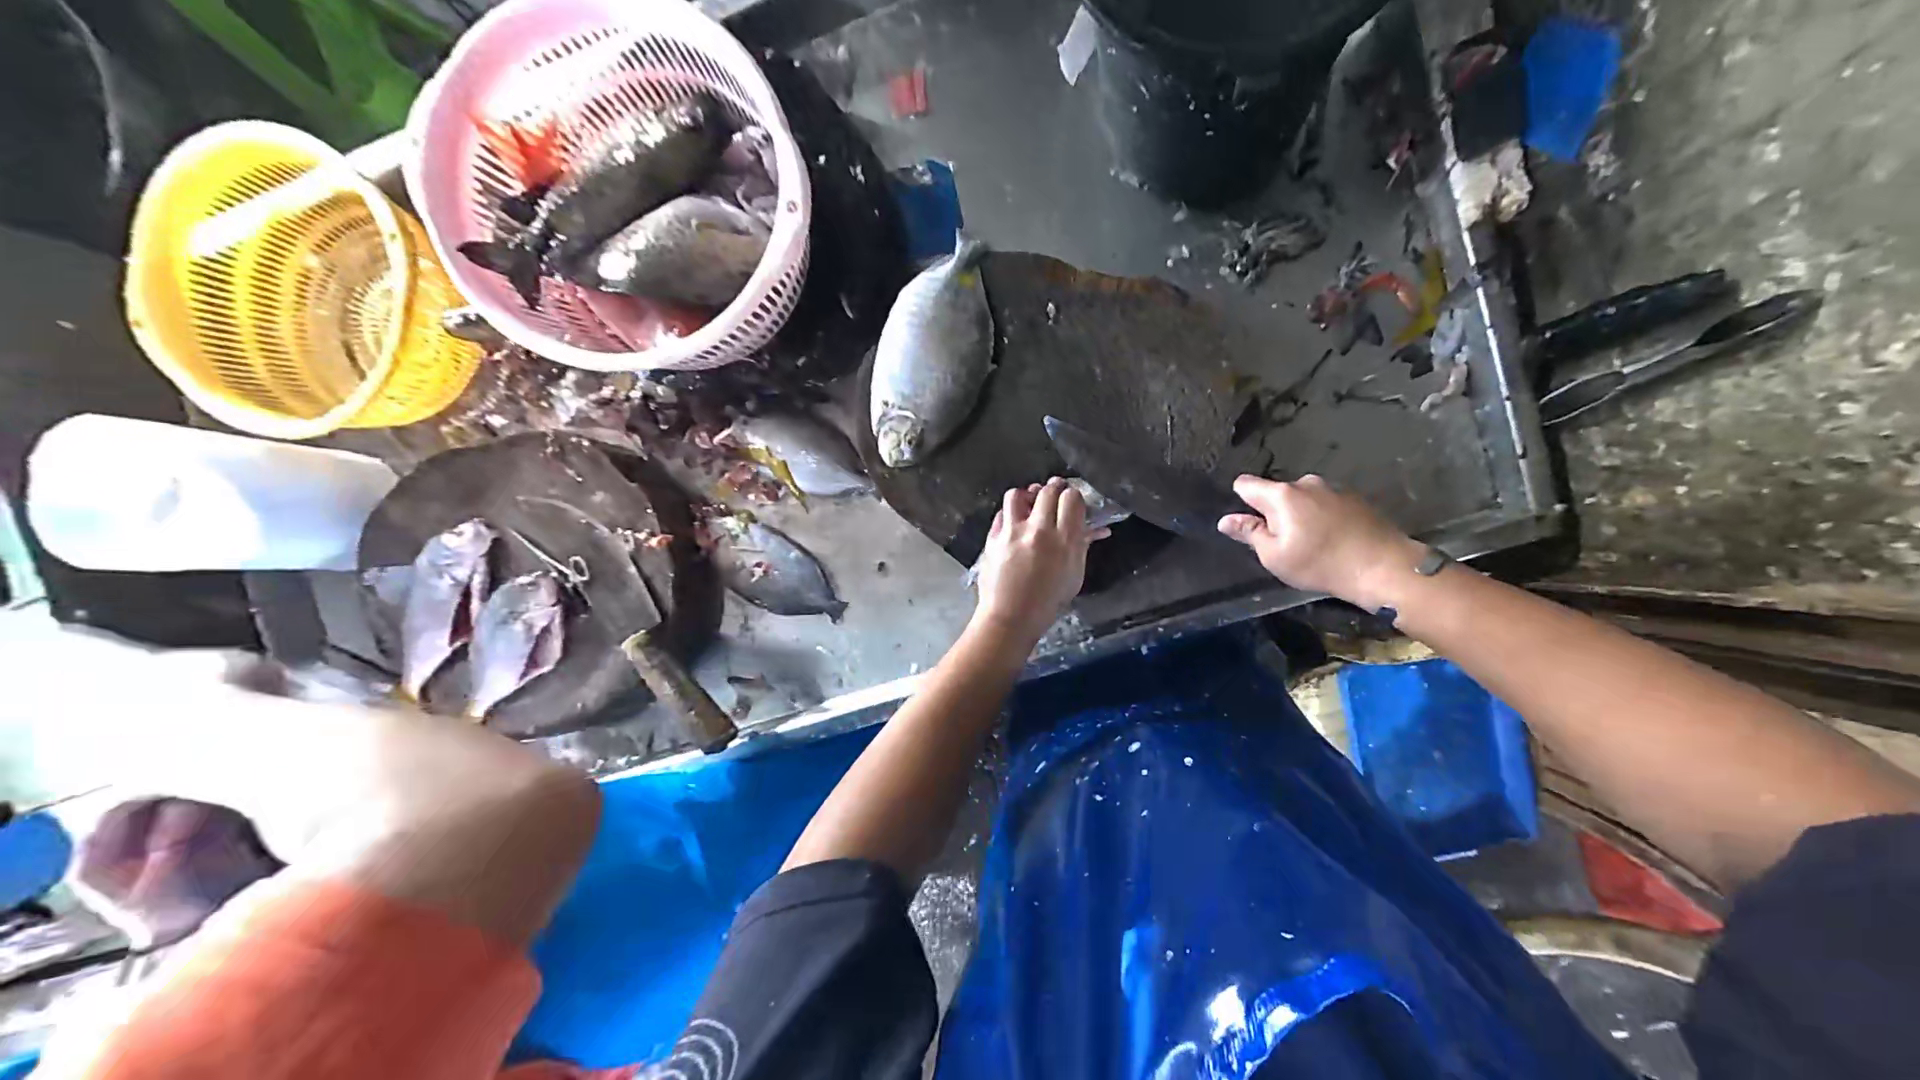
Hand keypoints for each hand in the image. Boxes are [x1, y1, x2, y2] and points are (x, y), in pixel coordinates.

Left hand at [972, 477, 1109, 643]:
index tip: (1073, 501)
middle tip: (1056, 494)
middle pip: (1047, 491)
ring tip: (1032, 504)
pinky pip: (1002, 513)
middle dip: (1054, 489)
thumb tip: (1094, 529)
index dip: (1074, 496)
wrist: (1011, 617)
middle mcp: (1038, 530)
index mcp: (1064, 541)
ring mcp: (1012, 532)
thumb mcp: (1074, 575)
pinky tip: (1016, 522)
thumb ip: (1082, 546)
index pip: (1072, 498)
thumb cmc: (1048, 602)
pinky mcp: (992, 538)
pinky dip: (1011, 513)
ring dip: (1027, 495)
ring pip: (1018, 494)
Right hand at [1217, 474, 1423, 611]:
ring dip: (1301, 515)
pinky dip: (1323, 517)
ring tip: (1313, 543)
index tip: (1250, 524)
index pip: (1245, 484)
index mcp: (1282, 495)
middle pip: (1277, 493)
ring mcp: (1334, 488)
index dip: (1241, 502)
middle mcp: (1306, 483)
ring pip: (1303, 498)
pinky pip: (1326, 503)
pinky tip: (1334, 539)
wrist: (1385, 567)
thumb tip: (1226, 520)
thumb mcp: (1274, 556)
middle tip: (1284, 543)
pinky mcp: (1356, 498)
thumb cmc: (1320, 564)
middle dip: (1275, 512)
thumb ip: (1249, 533)